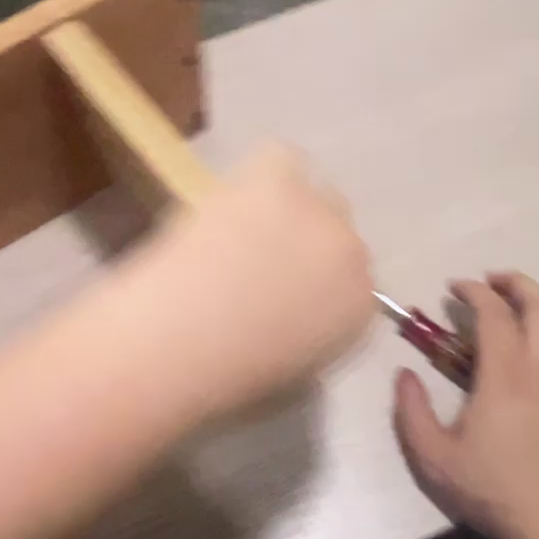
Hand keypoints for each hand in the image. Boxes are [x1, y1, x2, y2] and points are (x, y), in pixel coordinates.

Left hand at [115, 146, 374, 423]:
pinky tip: (231, 200)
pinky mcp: (278, 180)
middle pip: (337, 231)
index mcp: (359, 312)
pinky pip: (280, 159)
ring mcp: (319, 213)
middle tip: (255, 257)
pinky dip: (259, 174)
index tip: (281, 284)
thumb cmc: (223, 378)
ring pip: (311, 192)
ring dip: (282, 207)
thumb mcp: (286, 375)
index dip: (314, 276)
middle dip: (304, 243)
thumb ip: (309, 336)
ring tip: (237, 229)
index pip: (354, 280)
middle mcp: (352, 256)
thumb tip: (293, 316)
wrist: (180, 342)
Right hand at [393, 273, 538, 538]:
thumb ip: (410, 411)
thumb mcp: (432, 457)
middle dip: (515, 283)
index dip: (473, 292)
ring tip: (527, 305)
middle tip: (492, 282)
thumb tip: (404, 375)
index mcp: (505, 376)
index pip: (494, 313)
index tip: (455, 289)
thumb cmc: (493, 491)